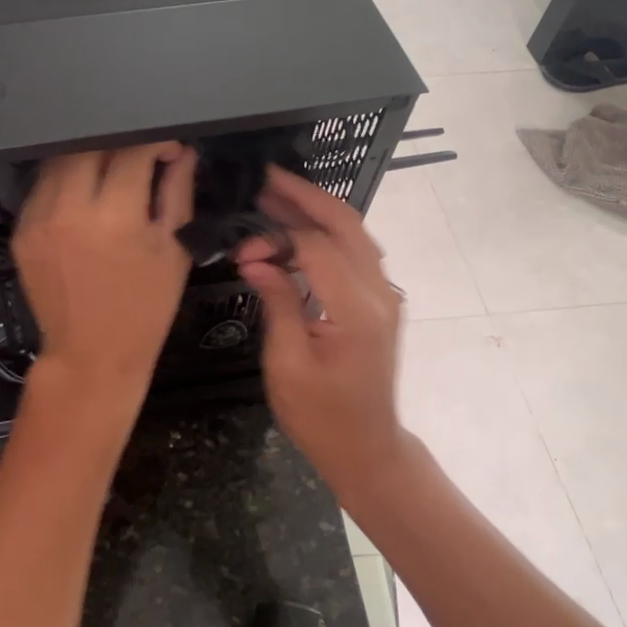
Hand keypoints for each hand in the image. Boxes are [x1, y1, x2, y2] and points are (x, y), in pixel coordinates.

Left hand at [12, 142, 197, 396]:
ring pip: (61, 159)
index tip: (168, 149)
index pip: (133, 151)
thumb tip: (181, 151)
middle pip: (90, 144)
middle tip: (137, 158)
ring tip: (109, 173)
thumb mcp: (174, 249)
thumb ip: (177, 191)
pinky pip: (43, 186)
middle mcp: (70, 210)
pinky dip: (65, 180)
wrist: (91, 355)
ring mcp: (38, 219)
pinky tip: (83, 196)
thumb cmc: (144, 307)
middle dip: (119, 143)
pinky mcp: (21, 229)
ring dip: (88, 156)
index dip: (156, 142)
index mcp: (115, 217)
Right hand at [237, 167, 407, 496]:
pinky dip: (326, 232)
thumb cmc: (321, 417)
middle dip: (304, 196)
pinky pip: (355, 251)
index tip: (241, 247)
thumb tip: (255, 257)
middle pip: (346, 224)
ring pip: (354, 232)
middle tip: (264, 178)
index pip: (317, 247)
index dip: (276, 237)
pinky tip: (295, 231)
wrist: (368, 449)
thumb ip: (277, 302)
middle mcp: (380, 293)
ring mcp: (385, 295)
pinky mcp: (380, 300)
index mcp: (357, 310)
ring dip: (315, 210)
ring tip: (273, 195)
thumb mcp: (287, 365)